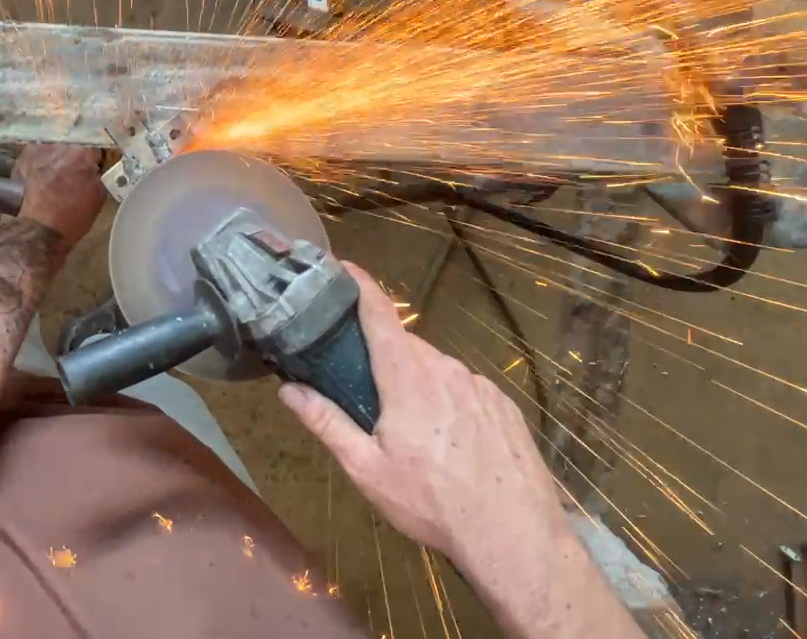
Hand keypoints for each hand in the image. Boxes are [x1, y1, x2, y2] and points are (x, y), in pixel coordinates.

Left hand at [13, 145, 104, 248]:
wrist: (37, 232)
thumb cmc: (72, 219)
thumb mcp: (98, 197)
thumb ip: (99, 175)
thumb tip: (96, 167)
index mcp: (83, 153)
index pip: (95, 147)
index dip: (94, 159)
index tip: (93, 169)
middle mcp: (60, 145)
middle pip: (72, 145)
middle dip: (74, 158)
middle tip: (72, 174)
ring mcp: (39, 149)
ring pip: (53, 148)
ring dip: (56, 159)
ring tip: (54, 177)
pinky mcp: (23, 157)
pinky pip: (37, 153)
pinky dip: (39, 162)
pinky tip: (39, 176)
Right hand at [278, 263, 570, 579]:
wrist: (518, 542)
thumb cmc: (433, 503)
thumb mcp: (367, 469)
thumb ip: (326, 423)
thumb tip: (287, 389)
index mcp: (407, 377)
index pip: (380, 314)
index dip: (361, 285)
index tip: (343, 265)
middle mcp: (444, 368)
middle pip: (404, 345)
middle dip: (382, 358)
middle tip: (367, 392)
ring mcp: (479, 386)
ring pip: (435, 368)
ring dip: (416, 382)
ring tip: (413, 428)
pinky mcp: (504, 405)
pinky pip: (464, 387)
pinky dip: (448, 399)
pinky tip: (451, 440)